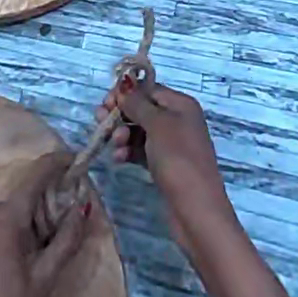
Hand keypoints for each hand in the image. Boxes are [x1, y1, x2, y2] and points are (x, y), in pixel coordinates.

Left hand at [0, 152, 88, 296]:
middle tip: (56, 234)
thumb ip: (67, 239)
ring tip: (31, 256)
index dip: (56, 162)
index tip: (74, 159)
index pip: (35, 174)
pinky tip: (7, 261)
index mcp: (7, 217)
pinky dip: (3, 231)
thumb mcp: (45, 279)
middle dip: (42, 207)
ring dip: (22, 222)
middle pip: (22, 197)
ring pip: (5, 211)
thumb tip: (83, 205)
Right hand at [103, 79, 224, 210]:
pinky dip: (128, 150)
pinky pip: (140, 149)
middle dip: (120, 115)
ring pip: (138, 130)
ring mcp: (170, 144)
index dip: (126, 93)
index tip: (106, 102)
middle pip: (141, 109)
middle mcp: (177, 120)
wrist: (196, 211)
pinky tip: (118, 158)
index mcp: (181, 105)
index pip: (148, 89)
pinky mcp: (164, 164)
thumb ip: (137, 103)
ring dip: (122, 134)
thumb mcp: (157, 124)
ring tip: (114, 145)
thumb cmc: (178, 159)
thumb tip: (124, 86)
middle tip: (101, 120)